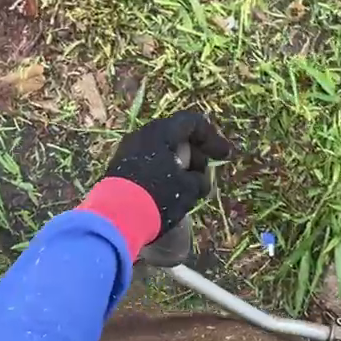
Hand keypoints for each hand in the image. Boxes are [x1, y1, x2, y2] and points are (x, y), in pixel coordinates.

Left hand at [104, 109, 233, 233]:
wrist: (116, 217)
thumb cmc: (158, 196)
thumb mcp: (189, 188)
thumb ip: (199, 178)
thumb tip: (197, 178)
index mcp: (162, 132)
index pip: (193, 123)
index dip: (212, 138)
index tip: (224, 156)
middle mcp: (142, 135)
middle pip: (177, 137)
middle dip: (194, 155)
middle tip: (203, 176)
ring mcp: (127, 150)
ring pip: (162, 151)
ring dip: (178, 166)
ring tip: (187, 189)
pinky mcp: (119, 167)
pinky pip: (148, 162)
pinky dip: (163, 172)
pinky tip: (168, 192)